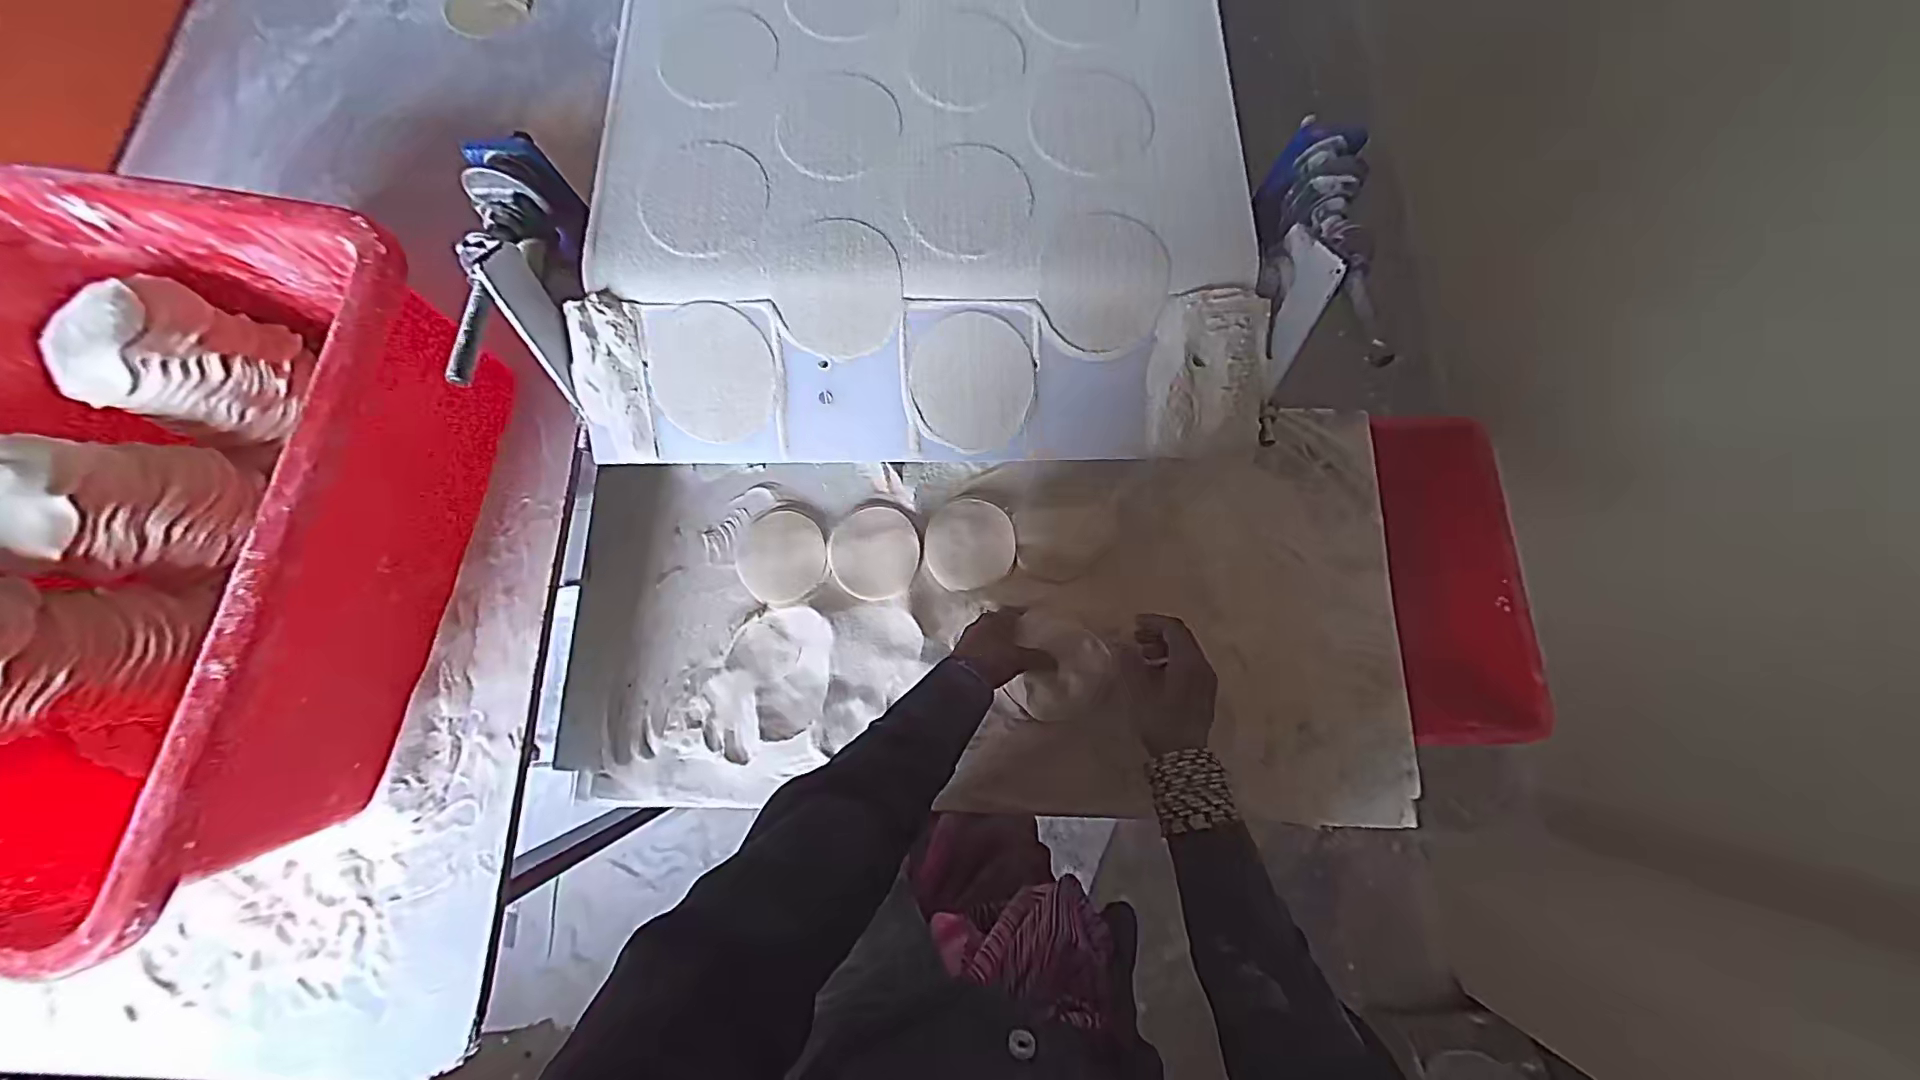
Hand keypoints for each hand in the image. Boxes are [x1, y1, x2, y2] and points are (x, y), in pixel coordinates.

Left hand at [951, 607, 1055, 689]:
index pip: (1012, 611)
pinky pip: (977, 642)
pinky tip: (990, 655)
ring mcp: (969, 634)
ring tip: (1004, 644)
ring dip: (993, 636)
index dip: (1021, 614)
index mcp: (997, 619)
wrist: (964, 678)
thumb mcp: (1020, 660)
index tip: (1030, 618)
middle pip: (997, 619)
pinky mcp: (960, 648)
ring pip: (985, 630)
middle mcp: (982, 622)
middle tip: (1017, 631)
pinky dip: (984, 646)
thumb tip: (1055, 661)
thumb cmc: (995, 661)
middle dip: (1006, 625)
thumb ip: (1038, 658)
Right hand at [1118, 614, 1217, 754]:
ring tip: (1142, 658)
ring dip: (1163, 648)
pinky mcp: (1205, 692)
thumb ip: (1130, 663)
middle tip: (1135, 640)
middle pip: (1182, 638)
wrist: (1183, 757)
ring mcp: (1207, 680)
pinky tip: (1155, 675)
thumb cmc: (1160, 721)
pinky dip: (1171, 661)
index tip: (1133, 625)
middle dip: (1158, 634)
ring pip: (1186, 652)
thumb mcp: (1139, 691)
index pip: (1174, 628)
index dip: (1153, 622)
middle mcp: (1203, 666)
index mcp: (1189, 661)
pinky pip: (1189, 666)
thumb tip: (1124, 645)